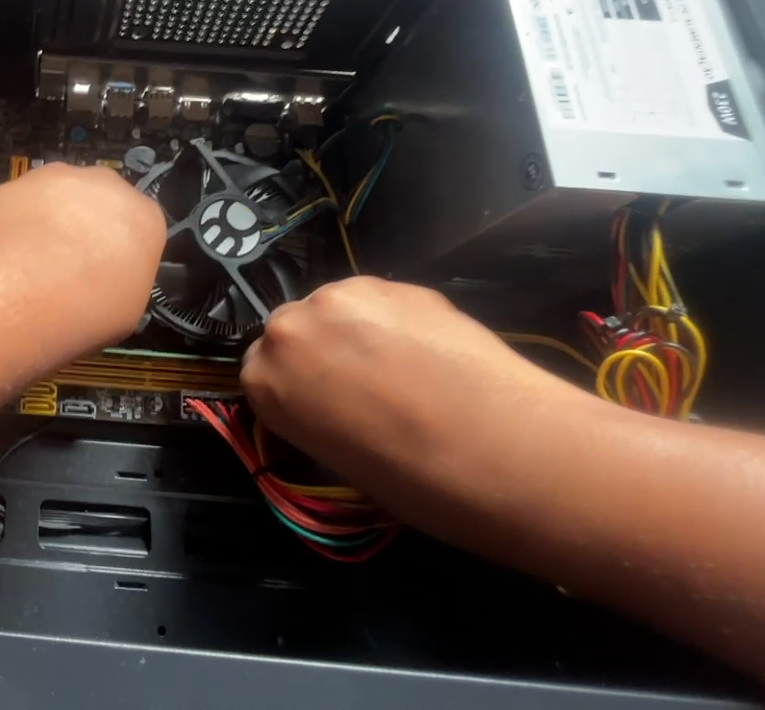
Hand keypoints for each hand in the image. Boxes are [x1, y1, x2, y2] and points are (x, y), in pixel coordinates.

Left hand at [0, 163, 165, 341]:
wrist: (23, 285)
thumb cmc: (88, 305)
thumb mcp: (127, 310)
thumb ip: (124, 282)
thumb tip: (108, 284)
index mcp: (145, 216)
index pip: (140, 228)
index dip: (122, 252)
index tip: (106, 273)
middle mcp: (106, 185)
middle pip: (100, 202)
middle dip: (86, 227)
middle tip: (69, 266)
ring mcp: (58, 176)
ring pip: (57, 196)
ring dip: (49, 220)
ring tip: (32, 262)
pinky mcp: (16, 181)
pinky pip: (19, 202)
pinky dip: (14, 222)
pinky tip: (6, 253)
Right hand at [240, 276, 604, 518]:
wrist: (504, 451)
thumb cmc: (415, 482)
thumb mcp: (340, 463)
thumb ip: (315, 418)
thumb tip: (333, 406)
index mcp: (263, 381)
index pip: (259, 372)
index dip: (295, 390)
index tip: (322, 406)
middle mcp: (288, 329)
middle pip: (292, 331)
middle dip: (321, 353)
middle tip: (366, 387)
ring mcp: (340, 297)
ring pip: (336, 310)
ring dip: (357, 331)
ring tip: (406, 367)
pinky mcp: (393, 283)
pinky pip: (380, 301)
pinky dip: (397, 321)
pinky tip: (433, 353)